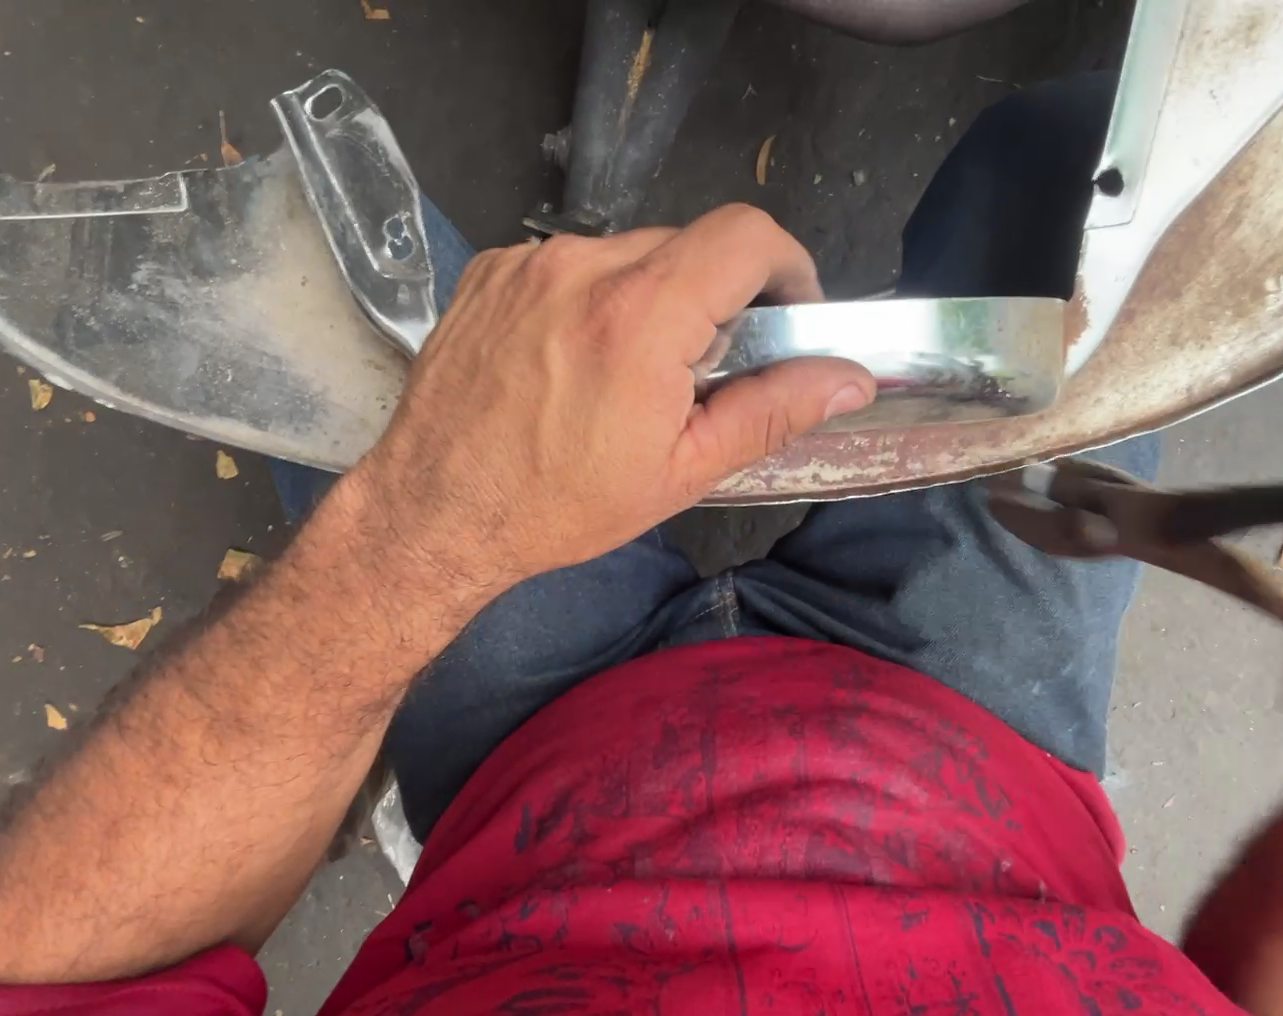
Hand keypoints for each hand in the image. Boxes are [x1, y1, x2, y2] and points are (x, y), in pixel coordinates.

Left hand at [348, 205, 875, 588]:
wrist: (435, 513)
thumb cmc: (559, 506)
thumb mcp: (681, 471)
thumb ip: (773, 412)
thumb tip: (848, 378)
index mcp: (639, 317)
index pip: (745, 235)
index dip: (786, 265)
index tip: (787, 311)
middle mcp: (581, 267)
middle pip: (688, 245)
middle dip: (715, 298)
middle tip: (700, 371)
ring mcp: (527, 263)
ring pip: (628, 254)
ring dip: (651, 300)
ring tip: (626, 375)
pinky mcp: (491, 271)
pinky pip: (572, 264)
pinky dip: (593, 298)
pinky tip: (573, 360)